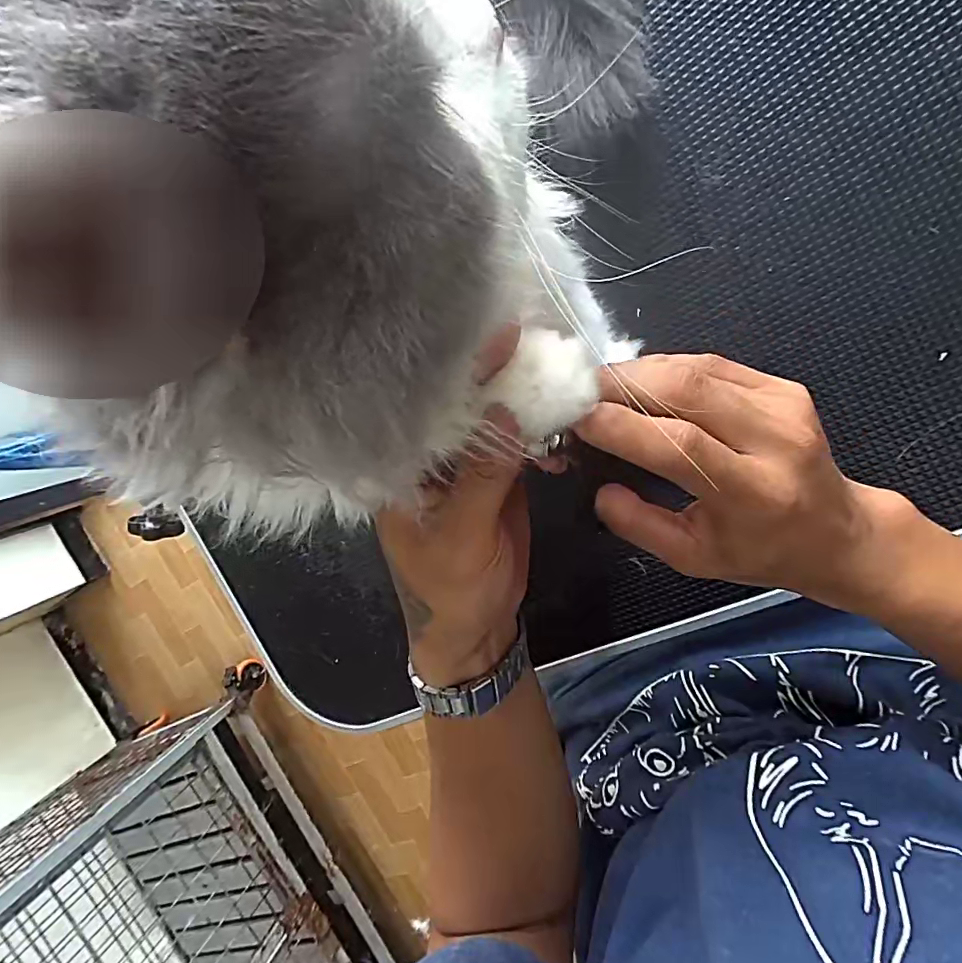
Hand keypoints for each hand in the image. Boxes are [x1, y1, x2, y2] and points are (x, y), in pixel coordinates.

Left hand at [375, 328, 531, 686]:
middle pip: (461, 406)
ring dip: (521, 401)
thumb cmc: (452, 587)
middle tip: (531, 340)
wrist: (477, 626)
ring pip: (491, 422)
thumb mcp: (463, 535)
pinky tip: (558, 426)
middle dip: (494, 375)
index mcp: (403, 470)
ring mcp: (464, 467)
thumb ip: (481, 475)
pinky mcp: (494, 477)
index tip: (497, 336)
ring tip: (552, 375)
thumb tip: (504, 412)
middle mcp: (430, 460)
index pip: (429, 410)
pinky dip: (537, 434)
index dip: (461, 372)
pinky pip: (515, 445)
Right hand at [573, 354, 936, 612]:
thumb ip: (640, 525)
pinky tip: (644, 380)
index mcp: (753, 494)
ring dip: (641, 371)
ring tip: (604, 385)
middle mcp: (775, 441)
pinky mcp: (784, 387)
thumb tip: (600, 489)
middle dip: (623, 384)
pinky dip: (669, 367)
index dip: (622, 426)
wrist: (836, 529)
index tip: (577, 419)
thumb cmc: (761, 551)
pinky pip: (714, 364)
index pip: (680, 445)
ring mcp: (784, 406)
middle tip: (581, 392)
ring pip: (697, 368)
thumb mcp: (694, 558)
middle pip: (687, 391)